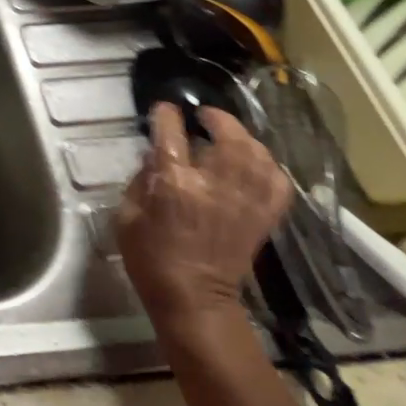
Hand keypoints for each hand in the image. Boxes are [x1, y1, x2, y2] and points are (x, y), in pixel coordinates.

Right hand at [117, 103, 291, 327]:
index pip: (171, 135)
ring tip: (230, 135)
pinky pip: (278, 180)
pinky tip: (256, 163)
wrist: (193, 296)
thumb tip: (155, 156)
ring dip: (243, 138)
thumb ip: (141, 180)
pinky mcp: (265, 215)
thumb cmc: (149, 256)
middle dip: (217, 119)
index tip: (164, 109)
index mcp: (176, 184)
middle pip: (227, 136)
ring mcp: (247, 199)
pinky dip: (269, 166)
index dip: (167, 116)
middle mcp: (217, 185)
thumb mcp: (128, 215)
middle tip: (205, 115)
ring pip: (256, 153)